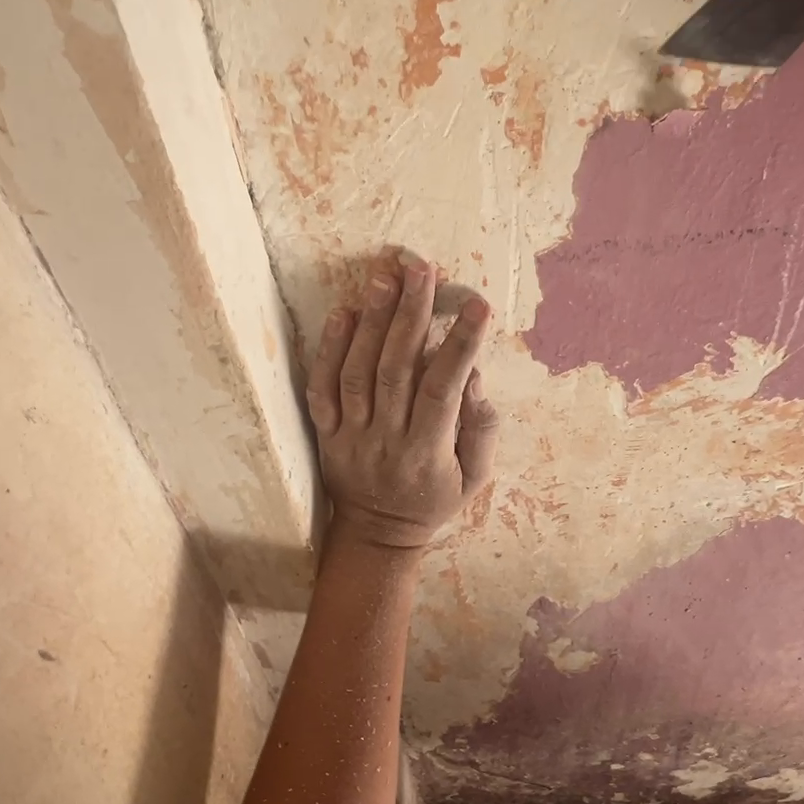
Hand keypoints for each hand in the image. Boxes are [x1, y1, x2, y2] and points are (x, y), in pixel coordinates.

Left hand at [306, 256, 498, 550]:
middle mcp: (386, 440)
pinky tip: (342, 313)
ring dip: (372, 321)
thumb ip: (480, 432)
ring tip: (385, 277)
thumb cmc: (433, 502)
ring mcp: (351, 436)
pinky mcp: (326, 434)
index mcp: (427, 452)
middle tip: (422, 268)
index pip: (444, 389)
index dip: (461, 345)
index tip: (478, 305)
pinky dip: (329, 350)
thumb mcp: (474, 480)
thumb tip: (475, 379)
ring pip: (358, 372)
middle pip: (397, 369)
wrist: (377, 535)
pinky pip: (322, 390)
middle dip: (411, 314)